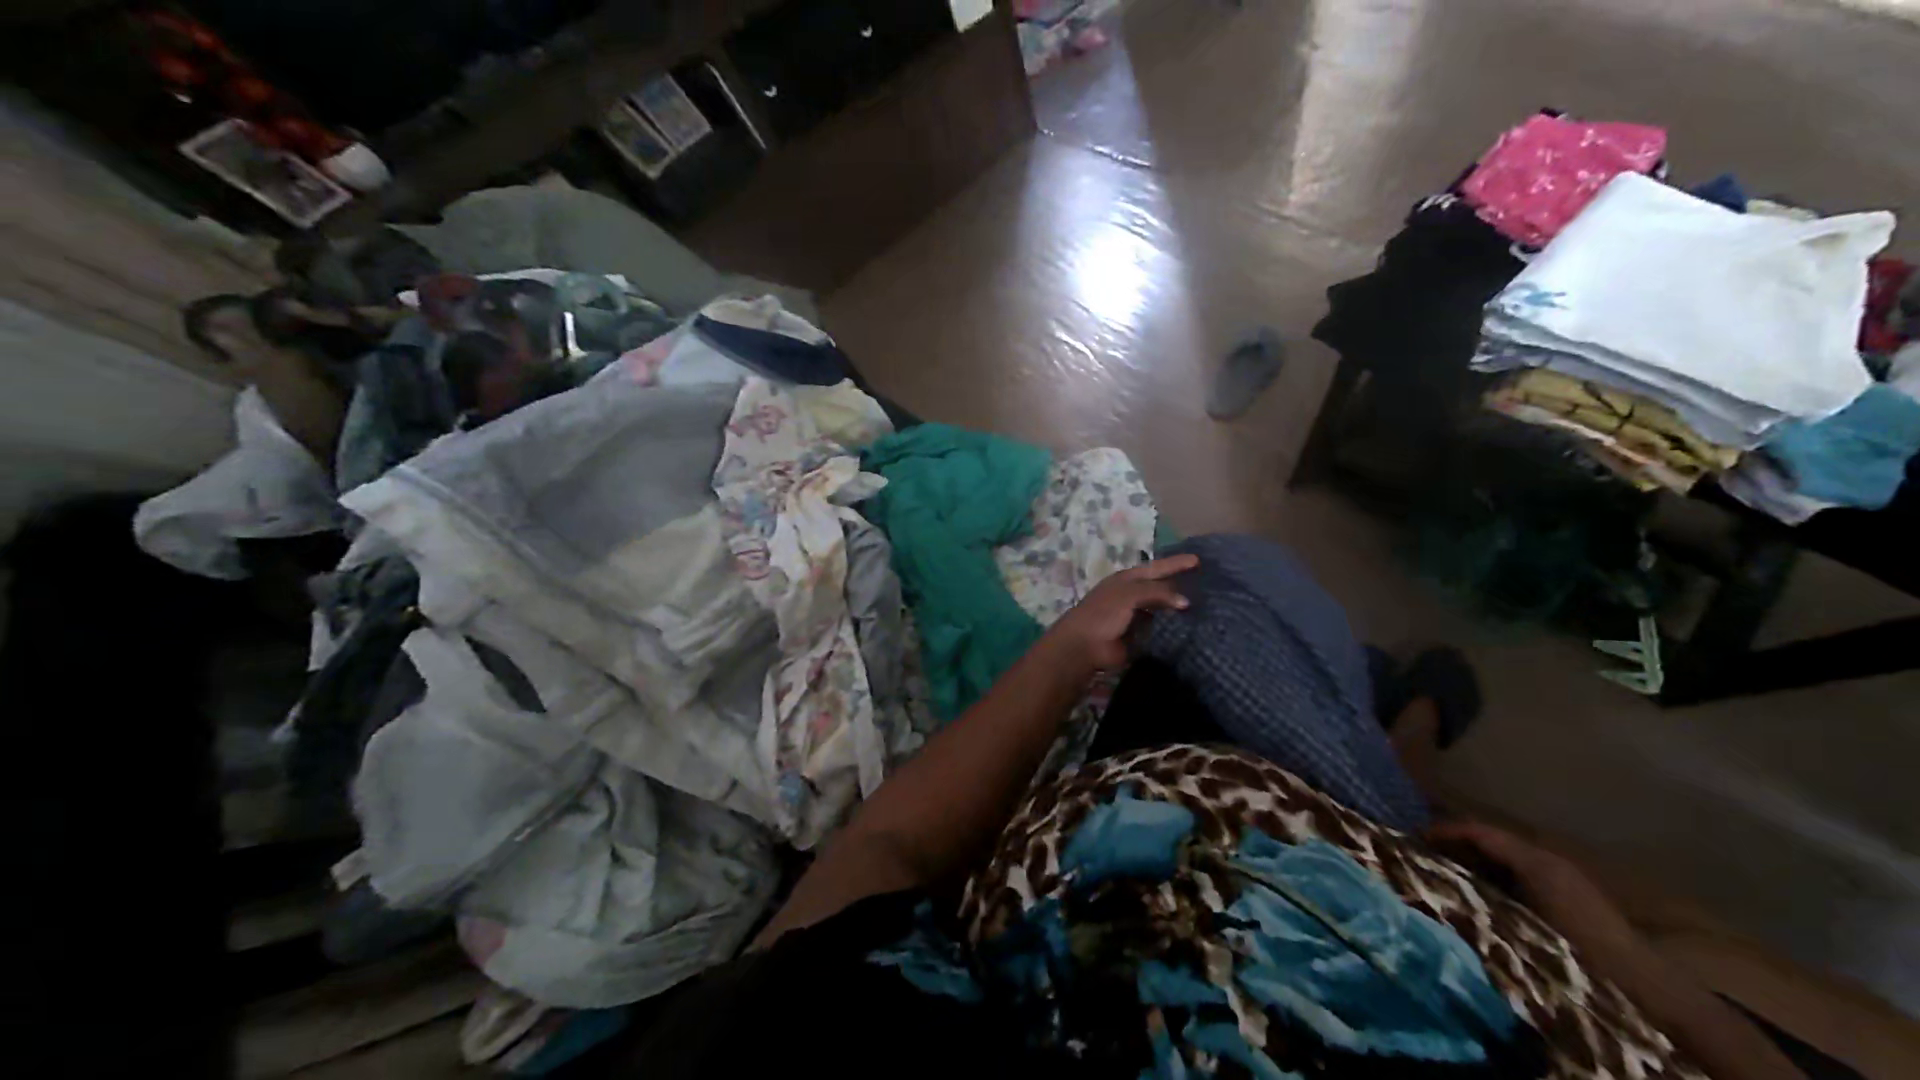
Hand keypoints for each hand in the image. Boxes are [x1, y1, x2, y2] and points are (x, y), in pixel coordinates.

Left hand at [1043, 554, 1198, 674]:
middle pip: (1161, 588)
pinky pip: (1162, 629)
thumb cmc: (1104, 612)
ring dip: (1179, 608)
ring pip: (1163, 609)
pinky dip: (1174, 628)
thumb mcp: (1129, 594)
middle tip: (1207, 584)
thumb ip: (1158, 592)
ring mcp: (1137, 616)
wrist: (1085, 645)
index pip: (1156, 568)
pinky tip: (1193, 628)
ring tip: (1207, 606)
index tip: (1197, 559)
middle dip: (1180, 585)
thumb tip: (1186, 601)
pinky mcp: (1140, 636)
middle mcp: (1132, 595)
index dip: (1175, 563)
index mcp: (1127, 580)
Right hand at [1426, 821, 1641, 958]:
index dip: (1444, 831)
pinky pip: (1513, 874)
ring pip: (1500, 858)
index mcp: (1534, 857)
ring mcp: (1556, 878)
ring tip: (1439, 873)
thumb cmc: (1577, 939)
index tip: (1413, 839)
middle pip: (1488, 841)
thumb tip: (1440, 871)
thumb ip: (1483, 886)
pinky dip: (1488, 876)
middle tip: (1420, 854)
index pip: (1479, 831)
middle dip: (1453, 844)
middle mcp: (1543, 859)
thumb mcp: (1524, 911)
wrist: (1639, 983)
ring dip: (1469, 861)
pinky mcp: (1561, 898)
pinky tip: (1474, 894)